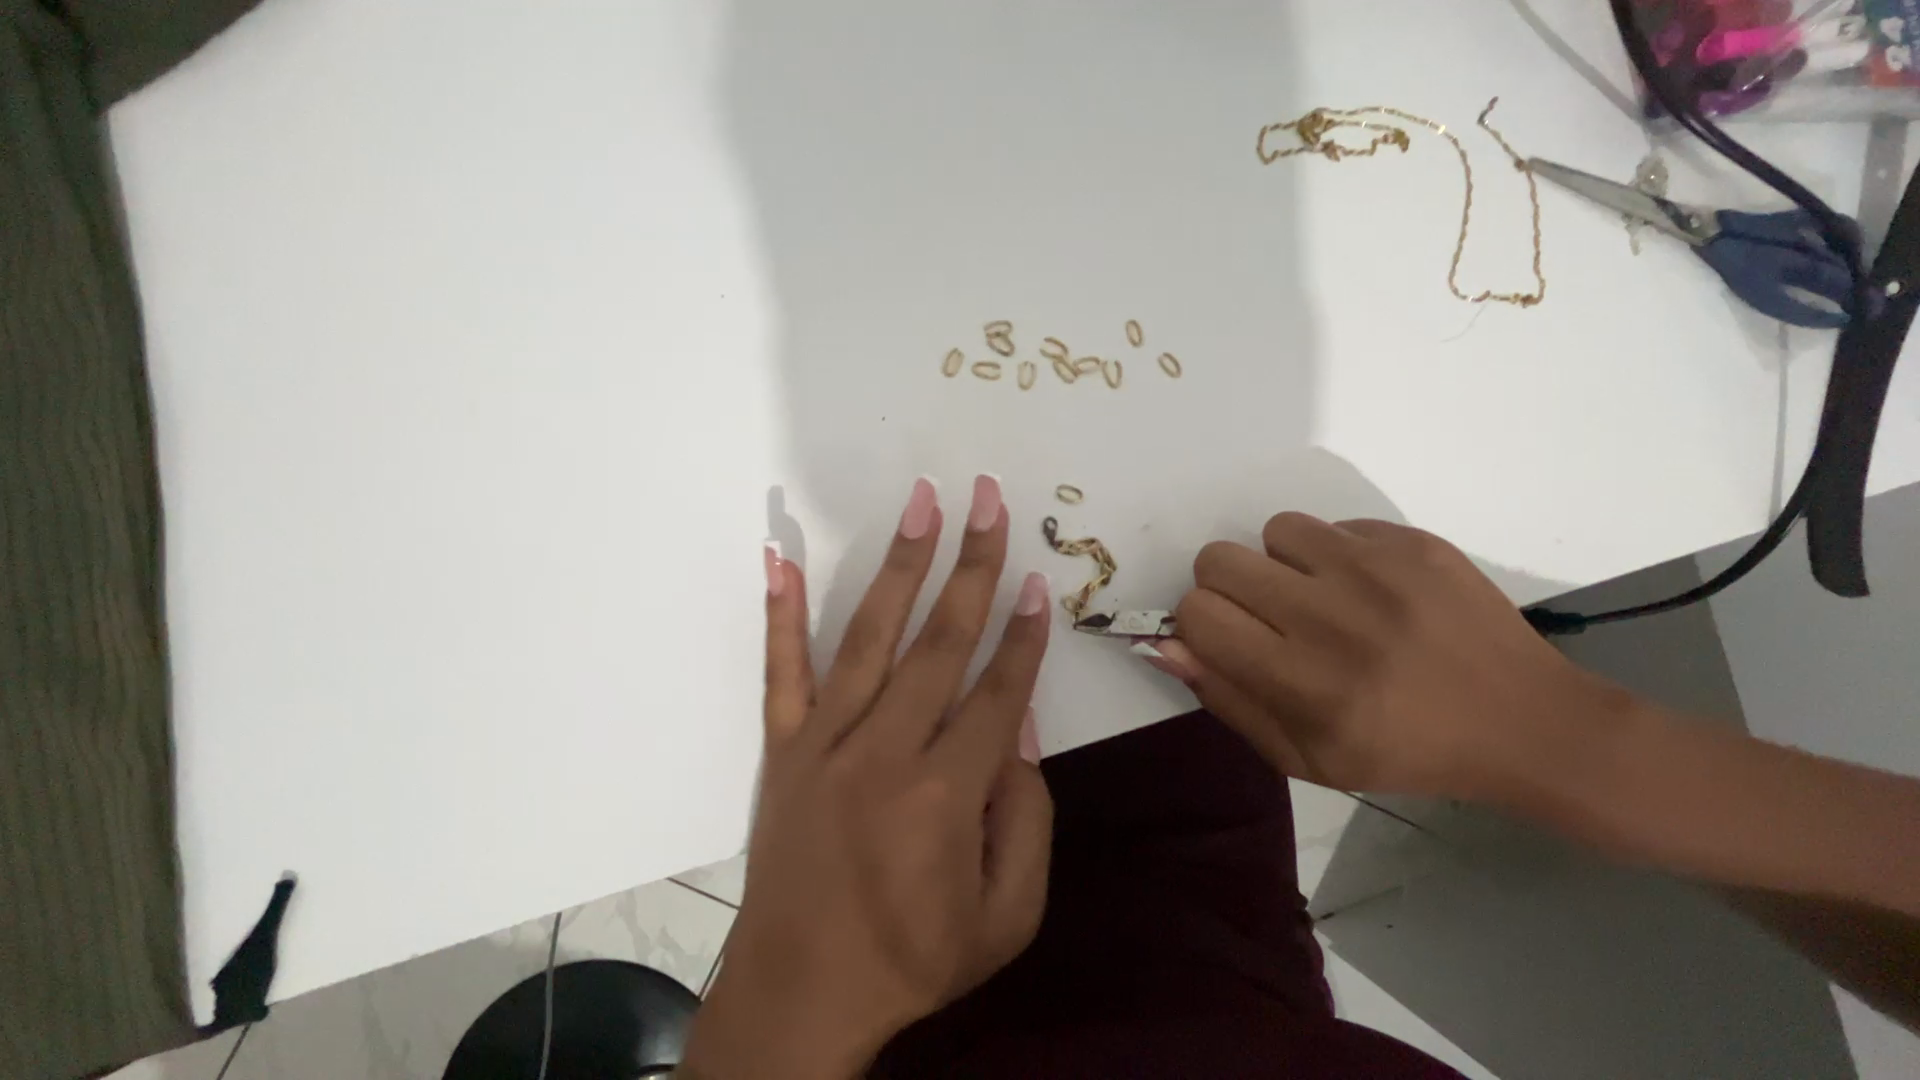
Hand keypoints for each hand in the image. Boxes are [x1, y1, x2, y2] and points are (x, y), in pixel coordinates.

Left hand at [680, 476, 1053, 1079]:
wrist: (801, 993)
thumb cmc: (914, 959)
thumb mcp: (1007, 916)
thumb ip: (1025, 820)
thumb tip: (1019, 731)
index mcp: (946, 793)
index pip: (997, 693)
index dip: (1024, 636)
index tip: (1039, 580)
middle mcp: (884, 751)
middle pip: (940, 643)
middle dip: (972, 566)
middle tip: (987, 500)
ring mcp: (825, 743)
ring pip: (870, 638)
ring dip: (899, 566)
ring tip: (921, 504)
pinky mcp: (783, 749)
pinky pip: (783, 672)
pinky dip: (782, 614)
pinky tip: (782, 559)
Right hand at [1142, 513, 1620, 801]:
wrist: (1525, 722)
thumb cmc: (1404, 753)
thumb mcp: (1304, 757)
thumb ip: (1227, 699)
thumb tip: (1165, 645)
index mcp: (1305, 684)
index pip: (1197, 614)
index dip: (1198, 624)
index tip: (1227, 639)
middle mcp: (1334, 619)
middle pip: (1219, 560)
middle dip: (1226, 588)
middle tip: (1267, 616)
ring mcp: (1378, 571)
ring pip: (1273, 531)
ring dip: (1282, 564)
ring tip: (1321, 599)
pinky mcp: (1414, 542)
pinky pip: (1333, 525)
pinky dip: (1335, 555)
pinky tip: (1370, 592)